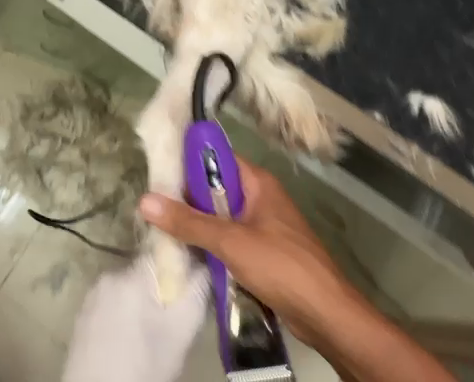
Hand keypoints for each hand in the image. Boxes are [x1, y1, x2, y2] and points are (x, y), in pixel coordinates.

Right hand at [138, 157, 455, 381]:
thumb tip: (146, 200)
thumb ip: (188, 222)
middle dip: (188, 199)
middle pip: (216, 190)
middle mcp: (261, 200)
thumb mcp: (230, 241)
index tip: (157, 171)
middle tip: (154, 206)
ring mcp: (264, 228)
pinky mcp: (265, 255)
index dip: (188, 162)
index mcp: (258, 184)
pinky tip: (191, 258)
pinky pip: (231, 243)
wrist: (327, 315)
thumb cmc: (282, 266)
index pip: (217, 158)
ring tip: (164, 232)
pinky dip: (213, 249)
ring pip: (222, 219)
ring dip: (199, 228)